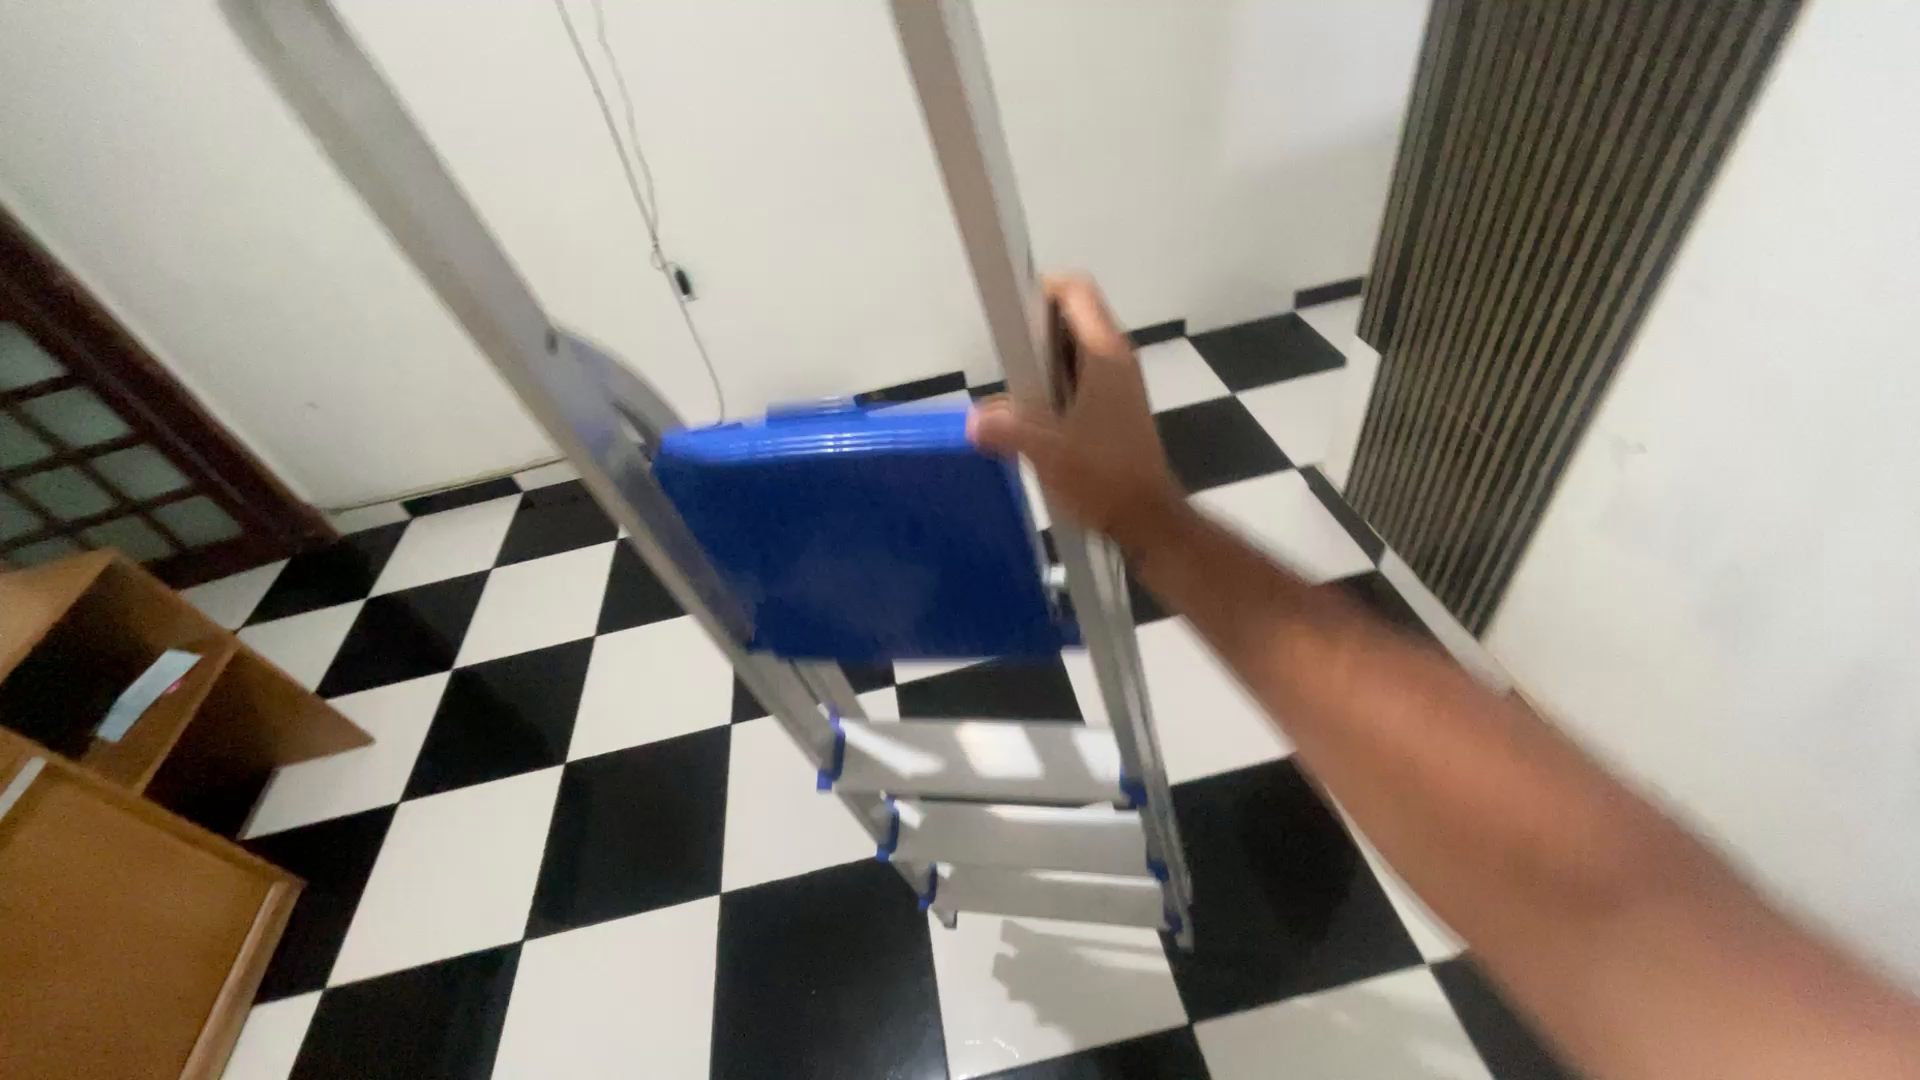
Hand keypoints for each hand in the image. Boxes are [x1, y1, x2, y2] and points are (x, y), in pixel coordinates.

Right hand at [967, 273, 1186, 548]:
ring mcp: (1119, 383)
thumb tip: (974, 421)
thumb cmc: (1103, 478)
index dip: (1038, 290)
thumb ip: (1006, 429)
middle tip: (1005, 368)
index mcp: (1104, 354)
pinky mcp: (1116, 407)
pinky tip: (1035, 424)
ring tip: (1015, 402)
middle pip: (1069, 320)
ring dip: (1039, 369)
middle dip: (1031, 337)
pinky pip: (1078, 380)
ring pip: (1071, 354)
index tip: (1008, 318)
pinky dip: (1053, 390)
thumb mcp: (1047, 452)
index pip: (1074, 290)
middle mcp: (1116, 358)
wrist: (1147, 519)